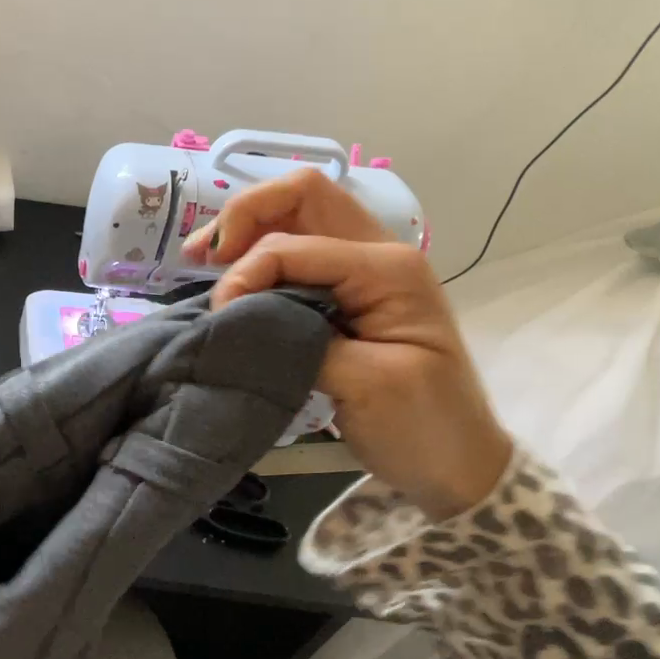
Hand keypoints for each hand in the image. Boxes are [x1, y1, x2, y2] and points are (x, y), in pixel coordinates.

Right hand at [182, 168, 511, 518]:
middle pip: (301, 195)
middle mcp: (377, 254)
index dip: (245, 272)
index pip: (292, 244)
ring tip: (204, 261)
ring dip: (248, 229)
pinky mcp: (348, 293)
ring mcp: (363, 271)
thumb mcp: (363, 383)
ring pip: (297, 216)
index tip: (220, 318)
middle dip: (243, 216)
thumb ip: (298, 336)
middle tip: (201, 259)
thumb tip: (237, 314)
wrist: (457, 463)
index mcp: (387, 269)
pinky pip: (298, 252)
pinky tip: (231, 281)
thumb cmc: (420, 425)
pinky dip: (258, 255)